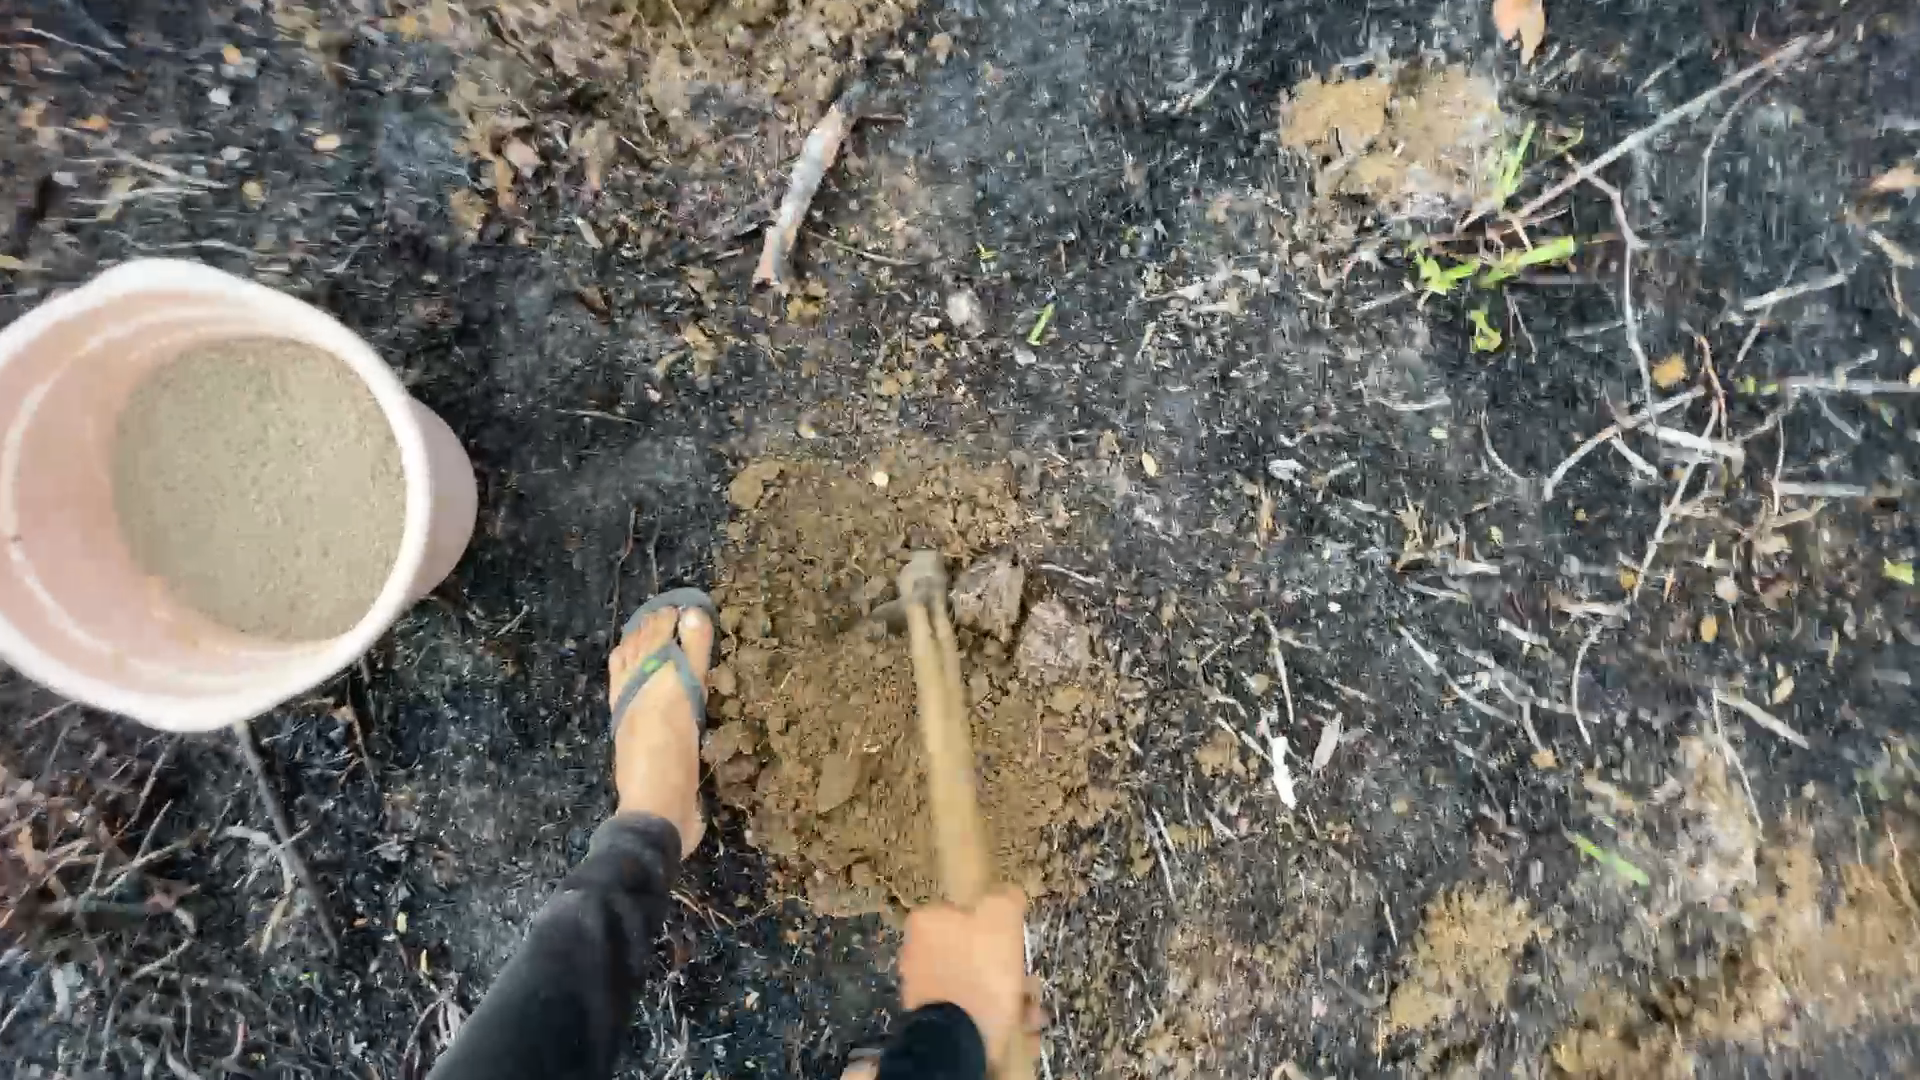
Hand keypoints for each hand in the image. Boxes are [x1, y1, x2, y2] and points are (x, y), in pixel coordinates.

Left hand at [898, 888, 1031, 1066]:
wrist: (959, 1039)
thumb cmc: (980, 968)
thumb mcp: (1002, 915)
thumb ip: (1006, 896)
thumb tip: (1009, 893)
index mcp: (925, 921)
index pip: (962, 911)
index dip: (993, 924)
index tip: (1011, 939)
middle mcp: (915, 952)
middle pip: (970, 949)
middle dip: (1002, 964)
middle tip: (1025, 976)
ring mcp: (921, 990)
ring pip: (973, 981)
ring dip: (1003, 991)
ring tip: (1028, 1006)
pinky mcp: (932, 1021)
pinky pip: (969, 1009)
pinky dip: (993, 1014)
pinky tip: (1018, 1024)